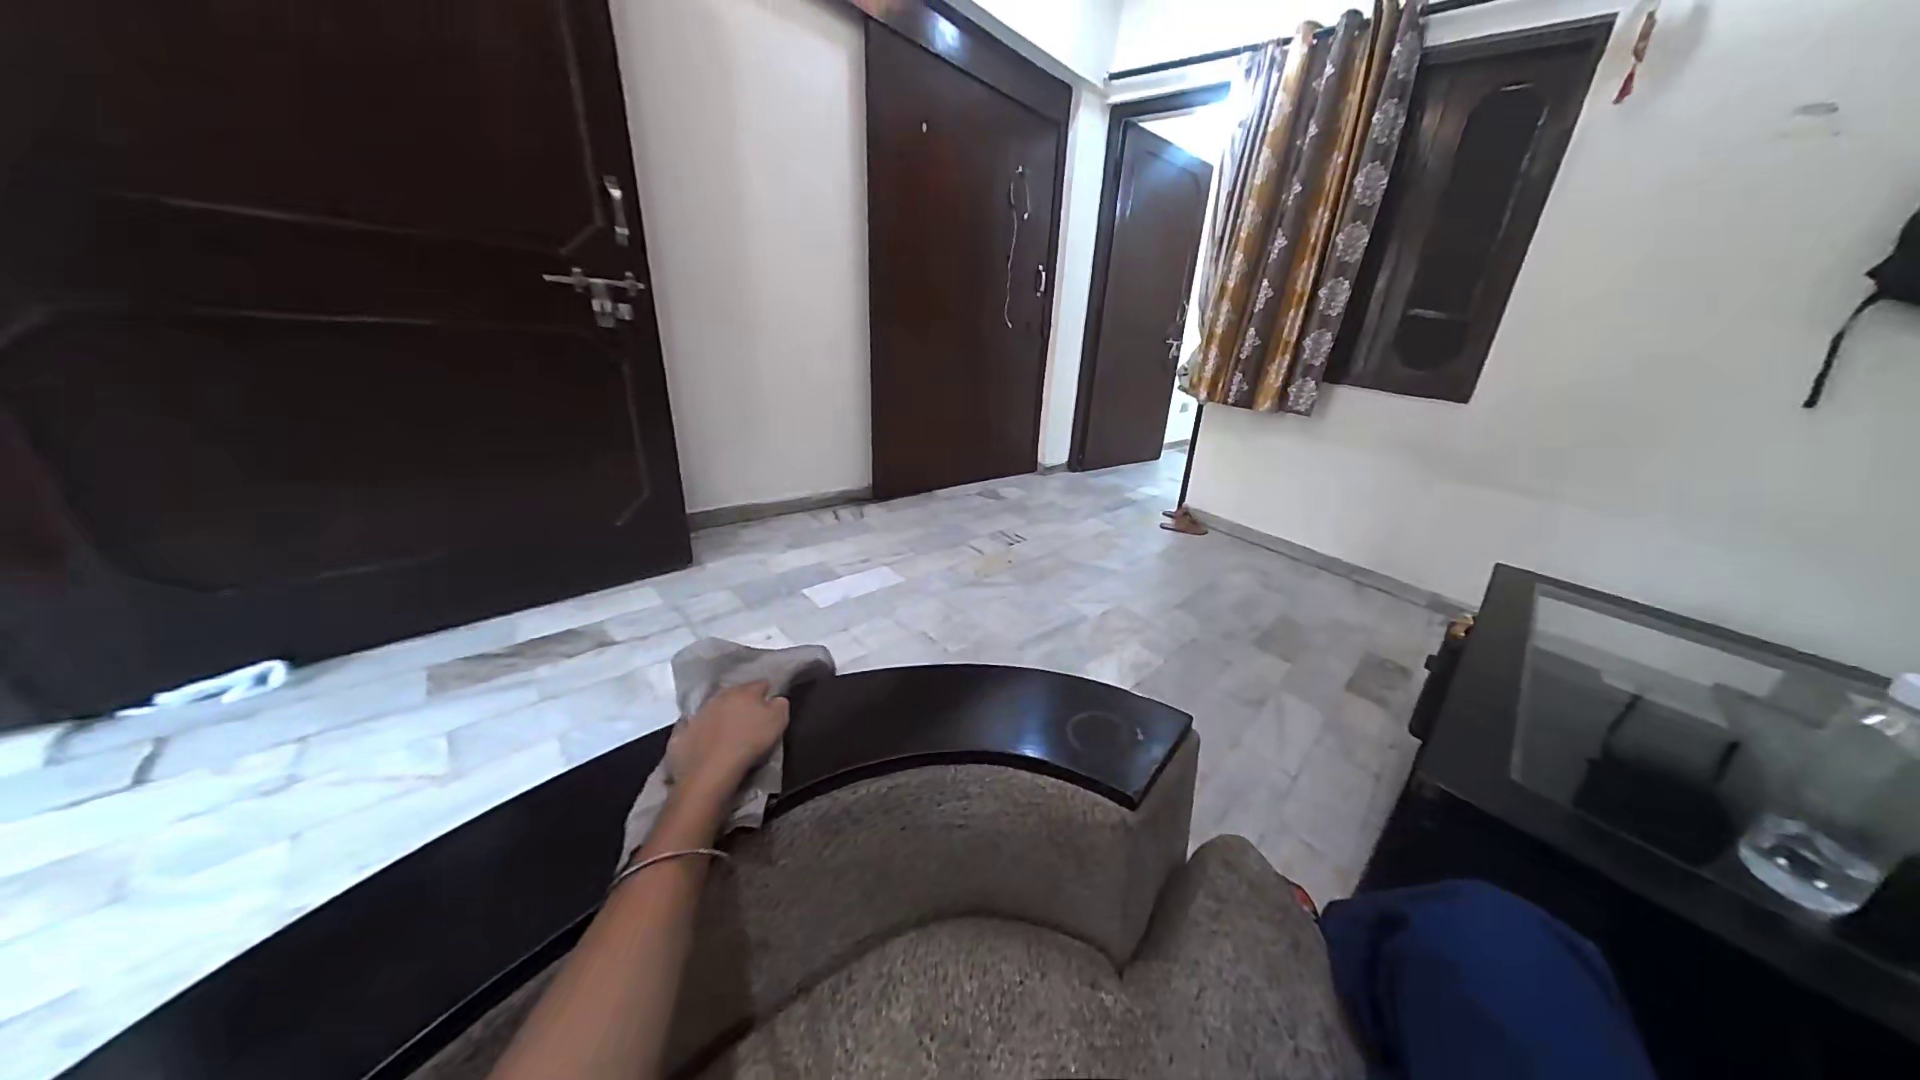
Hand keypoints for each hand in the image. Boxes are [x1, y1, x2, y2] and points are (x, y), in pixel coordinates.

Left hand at [665, 681, 789, 793]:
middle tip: (749, 716)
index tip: (770, 703)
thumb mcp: (779, 721)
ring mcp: (697, 714)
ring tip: (726, 730)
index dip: (767, 693)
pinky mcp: (681, 733)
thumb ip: (780, 705)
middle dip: (741, 701)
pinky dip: (697, 731)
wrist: (711, 770)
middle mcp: (718, 697)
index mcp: (743, 692)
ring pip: (712, 708)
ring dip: (720, 715)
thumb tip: (776, 699)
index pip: (760, 684)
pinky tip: (702, 739)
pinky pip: (690, 727)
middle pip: (734, 694)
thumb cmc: (750, 742)